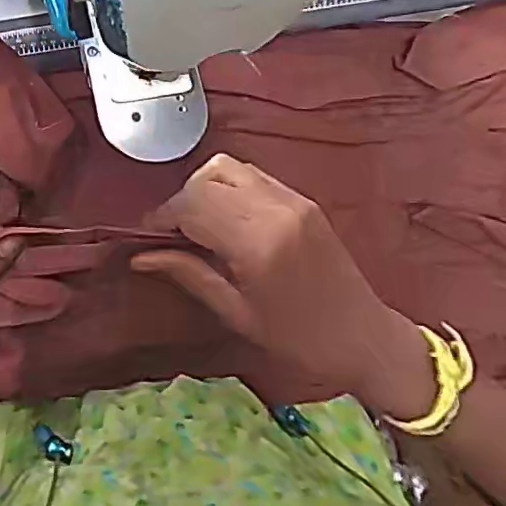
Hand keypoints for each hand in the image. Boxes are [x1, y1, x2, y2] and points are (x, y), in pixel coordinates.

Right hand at [130, 154, 433, 416]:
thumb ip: (187, 273)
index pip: (192, 203)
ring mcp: (293, 199)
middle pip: (206, 178)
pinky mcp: (303, 199)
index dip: (162, 216)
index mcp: (258, 243)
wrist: (365, 338)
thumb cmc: (298, 338)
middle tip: (172, 233)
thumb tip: (141, 257)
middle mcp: (276, 210)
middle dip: (180, 202)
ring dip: (202, 188)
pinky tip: (226, 219)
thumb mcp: (235, 312)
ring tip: (199, 224)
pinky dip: (227, 187)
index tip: (149, 236)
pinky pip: (252, 175)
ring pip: (227, 167)